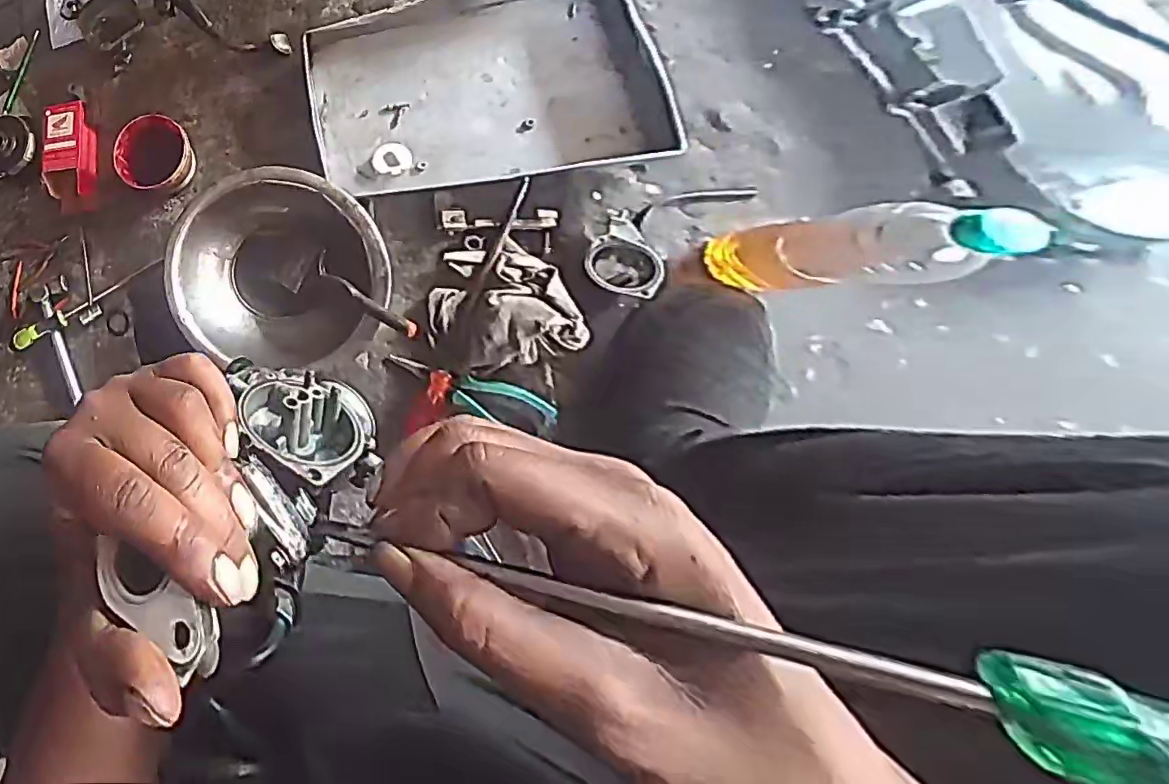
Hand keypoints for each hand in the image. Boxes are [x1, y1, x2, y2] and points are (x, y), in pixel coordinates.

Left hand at [40, 354, 260, 729]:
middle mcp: (94, 419)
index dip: (180, 539)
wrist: (116, 527)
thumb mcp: (105, 628)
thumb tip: (157, 695)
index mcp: (67, 470)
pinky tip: (227, 448)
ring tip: (235, 512)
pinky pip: (199, 374)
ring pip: (187, 412)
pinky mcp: (164, 375)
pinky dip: (222, 406)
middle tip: (236, 565)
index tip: (220, 583)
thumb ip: (122, 667)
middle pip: (166, 459)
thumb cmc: (107, 567)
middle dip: (212, 521)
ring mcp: (131, 390)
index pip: (123, 494)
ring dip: (221, 469)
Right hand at [371, 418, 914, 783]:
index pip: (487, 460)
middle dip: (414, 484)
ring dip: (426, 489)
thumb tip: (401, 565)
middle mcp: (610, 481)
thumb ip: (495, 633)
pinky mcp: (579, 508)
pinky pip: (492, 477)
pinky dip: (449, 502)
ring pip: (476, 448)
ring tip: (408, 547)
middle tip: (389, 546)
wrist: (798, 762)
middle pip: (474, 438)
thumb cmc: (734, 746)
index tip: (391, 549)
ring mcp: (595, 488)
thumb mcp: (613, 707)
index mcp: (630, 514)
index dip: (422, 497)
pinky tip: (443, 542)